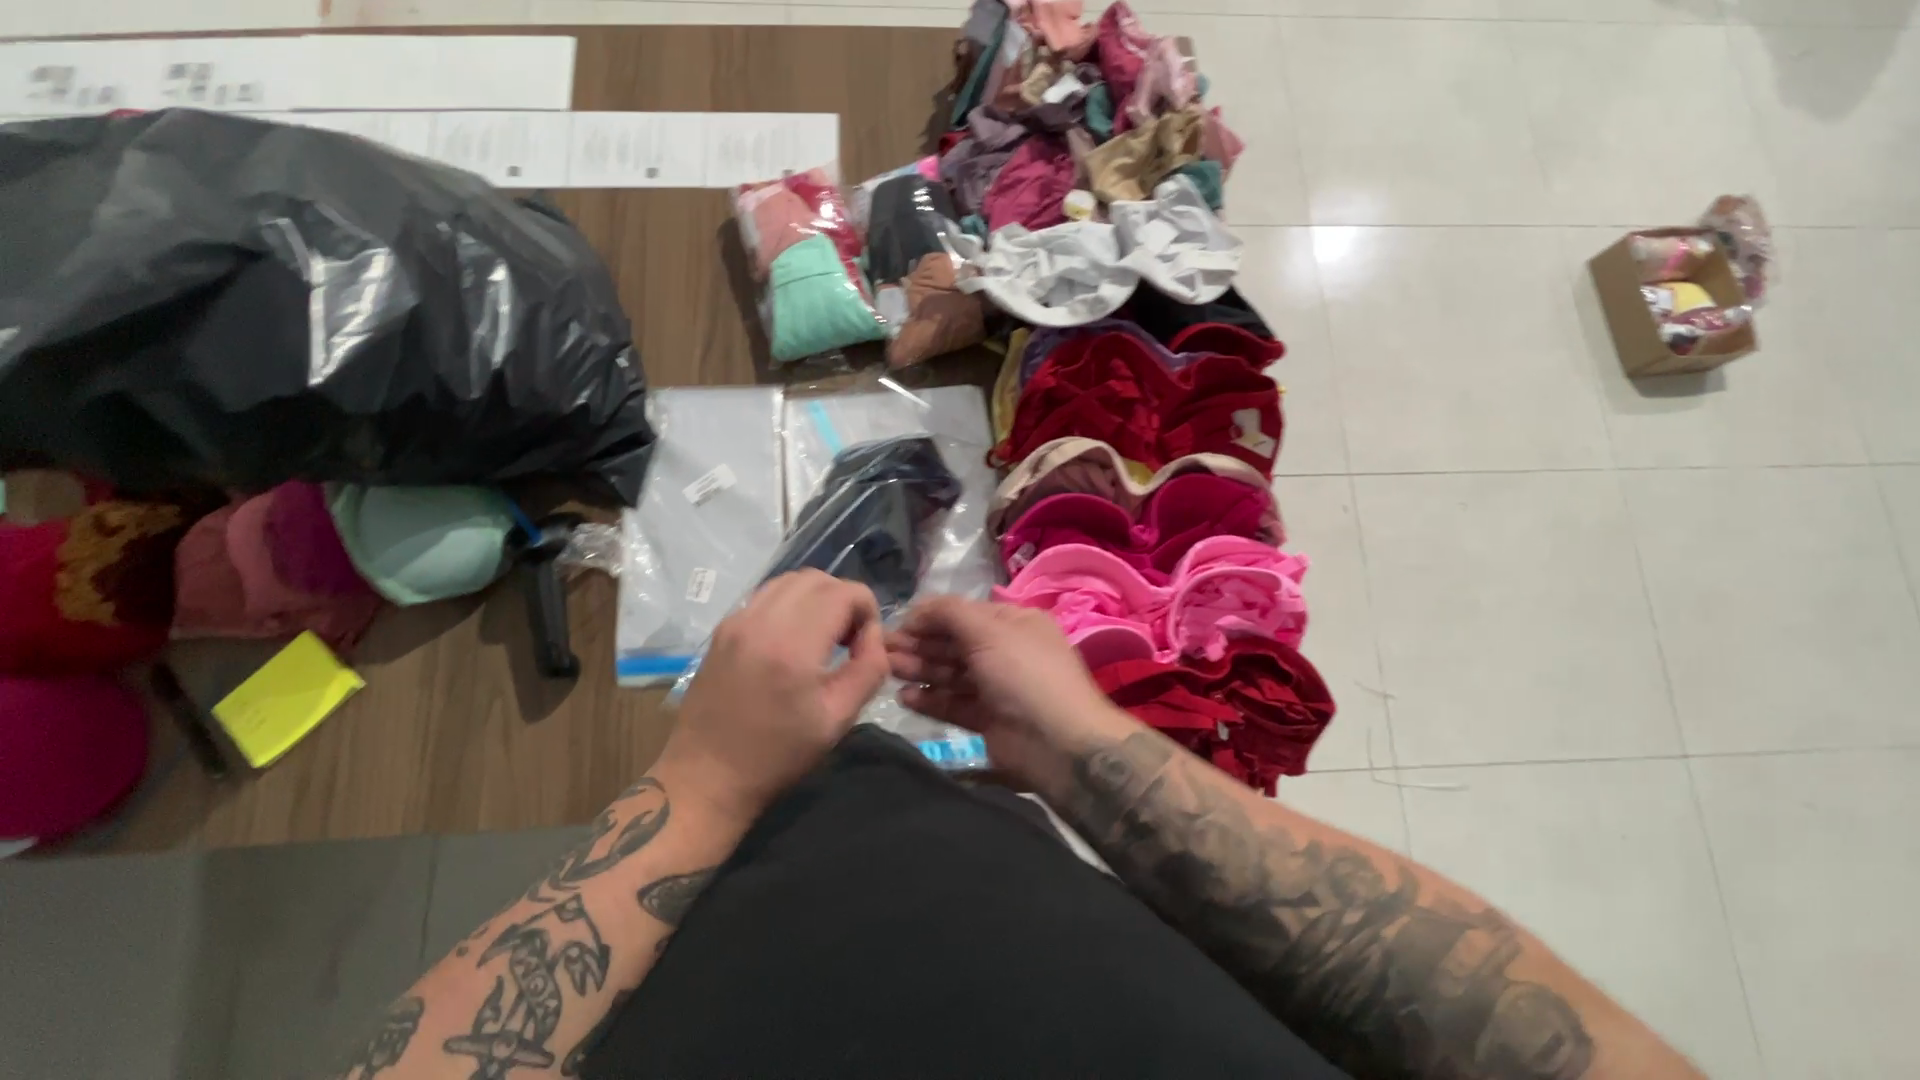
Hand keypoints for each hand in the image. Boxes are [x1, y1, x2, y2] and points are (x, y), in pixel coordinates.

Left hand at [661, 570, 889, 821]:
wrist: (708, 776)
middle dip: (844, 601)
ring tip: (823, 638)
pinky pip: (766, 596)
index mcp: (793, 645)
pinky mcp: (723, 629)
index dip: (868, 612)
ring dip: (817, 598)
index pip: (845, 593)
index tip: (865, 648)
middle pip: (819, 579)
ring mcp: (737, 621)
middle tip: (849, 640)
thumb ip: (869, 670)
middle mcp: (762, 621)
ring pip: (790, 581)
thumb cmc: (778, 755)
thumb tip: (873, 638)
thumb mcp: (838, 719)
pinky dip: (790, 605)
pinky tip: (793, 641)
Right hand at [886, 596, 1130, 782]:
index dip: (929, 618)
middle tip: (881, 650)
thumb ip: (948, 613)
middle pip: (953, 644)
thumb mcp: (989, 630)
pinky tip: (906, 698)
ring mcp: (997, 687)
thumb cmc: (1025, 674)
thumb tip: (916, 610)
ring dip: (919, 670)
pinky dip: (931, 699)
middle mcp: (1006, 651)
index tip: (895, 626)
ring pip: (950, 674)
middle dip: (918, 645)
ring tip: (887, 671)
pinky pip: (954, 704)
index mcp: (1014, 624)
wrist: (1060, 743)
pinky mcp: (988, 720)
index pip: (963, 614)